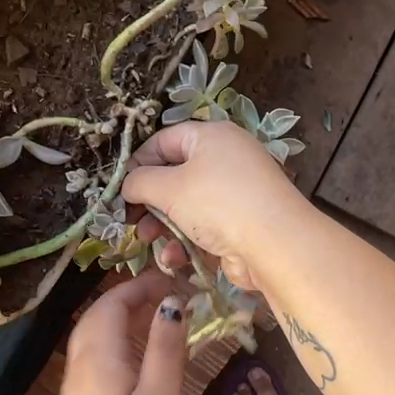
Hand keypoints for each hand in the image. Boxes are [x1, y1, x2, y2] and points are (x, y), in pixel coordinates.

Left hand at [53, 271, 189, 394]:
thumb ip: (166, 346)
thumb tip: (172, 302)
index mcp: (96, 357)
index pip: (111, 302)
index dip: (141, 285)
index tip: (174, 280)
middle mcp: (78, 368)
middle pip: (98, 317)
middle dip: (131, 299)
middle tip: (169, 298)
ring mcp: (74, 392)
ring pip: (94, 340)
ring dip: (124, 322)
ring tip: (159, 323)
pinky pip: (95, 362)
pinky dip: (119, 346)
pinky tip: (140, 364)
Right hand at [121, 122, 313, 293]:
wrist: (274, 245)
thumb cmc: (217, 204)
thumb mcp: (169, 187)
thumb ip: (140, 181)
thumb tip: (128, 183)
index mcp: (211, 136)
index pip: (165, 140)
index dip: (138, 161)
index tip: (119, 187)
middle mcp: (226, 159)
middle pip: (175, 174)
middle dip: (148, 199)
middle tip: (129, 219)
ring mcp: (235, 192)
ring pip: (186, 204)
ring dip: (162, 223)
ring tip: (147, 239)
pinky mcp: (240, 223)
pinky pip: (203, 226)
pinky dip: (186, 240)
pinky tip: (174, 257)